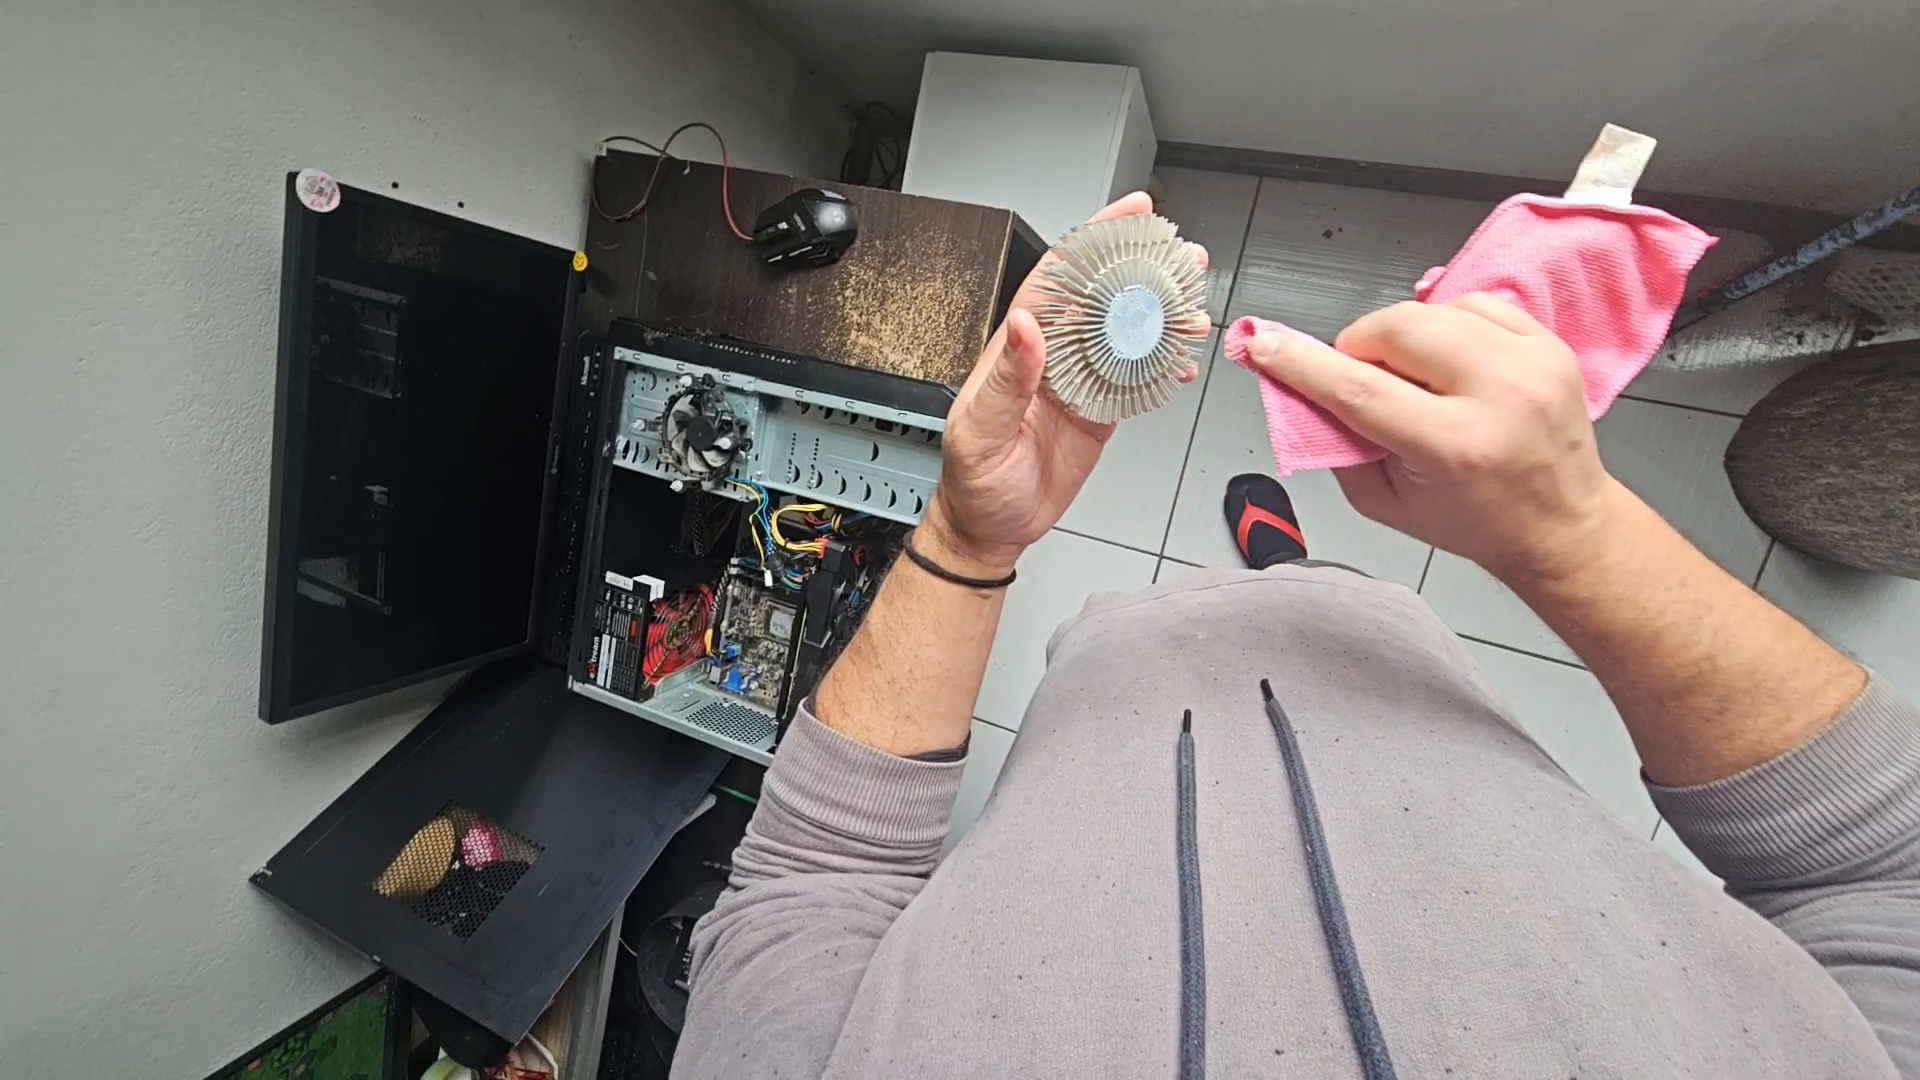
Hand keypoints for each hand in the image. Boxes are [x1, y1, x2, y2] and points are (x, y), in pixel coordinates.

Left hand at [927, 192, 1207, 574]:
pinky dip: (1159, 369)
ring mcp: (1078, 388)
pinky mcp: (1098, 417)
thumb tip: (1026, 325)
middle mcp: (1051, 363)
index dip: (1093, 244)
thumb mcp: (978, 431)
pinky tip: (1179, 360)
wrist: (991, 528)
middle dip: (1142, 273)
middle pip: (1101, 302)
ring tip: (1193, 303)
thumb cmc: (973, 483)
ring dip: (1159, 318)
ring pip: (1125, 338)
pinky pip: (1134, 384)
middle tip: (1181, 258)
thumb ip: (1006, 380)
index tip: (1129, 216)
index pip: (1057, 282)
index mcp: (1017, 354)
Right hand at [1240, 294, 1623, 584]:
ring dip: (1398, 336)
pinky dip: (1440, 324)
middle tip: (1357, 376)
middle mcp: (1499, 394)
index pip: (1357, 388)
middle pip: (1398, 329)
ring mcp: (1532, 362)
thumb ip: (1337, 442)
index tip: (1264, 346)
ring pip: (1432, 309)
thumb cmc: (1466, 519)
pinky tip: (1439, 359)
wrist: (1557, 522)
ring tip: (1404, 372)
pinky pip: (1473, 303)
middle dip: (1358, 345)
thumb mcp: (1379, 500)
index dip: (1300, 363)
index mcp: (1452, 445)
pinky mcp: (1549, 343)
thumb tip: (1303, 392)